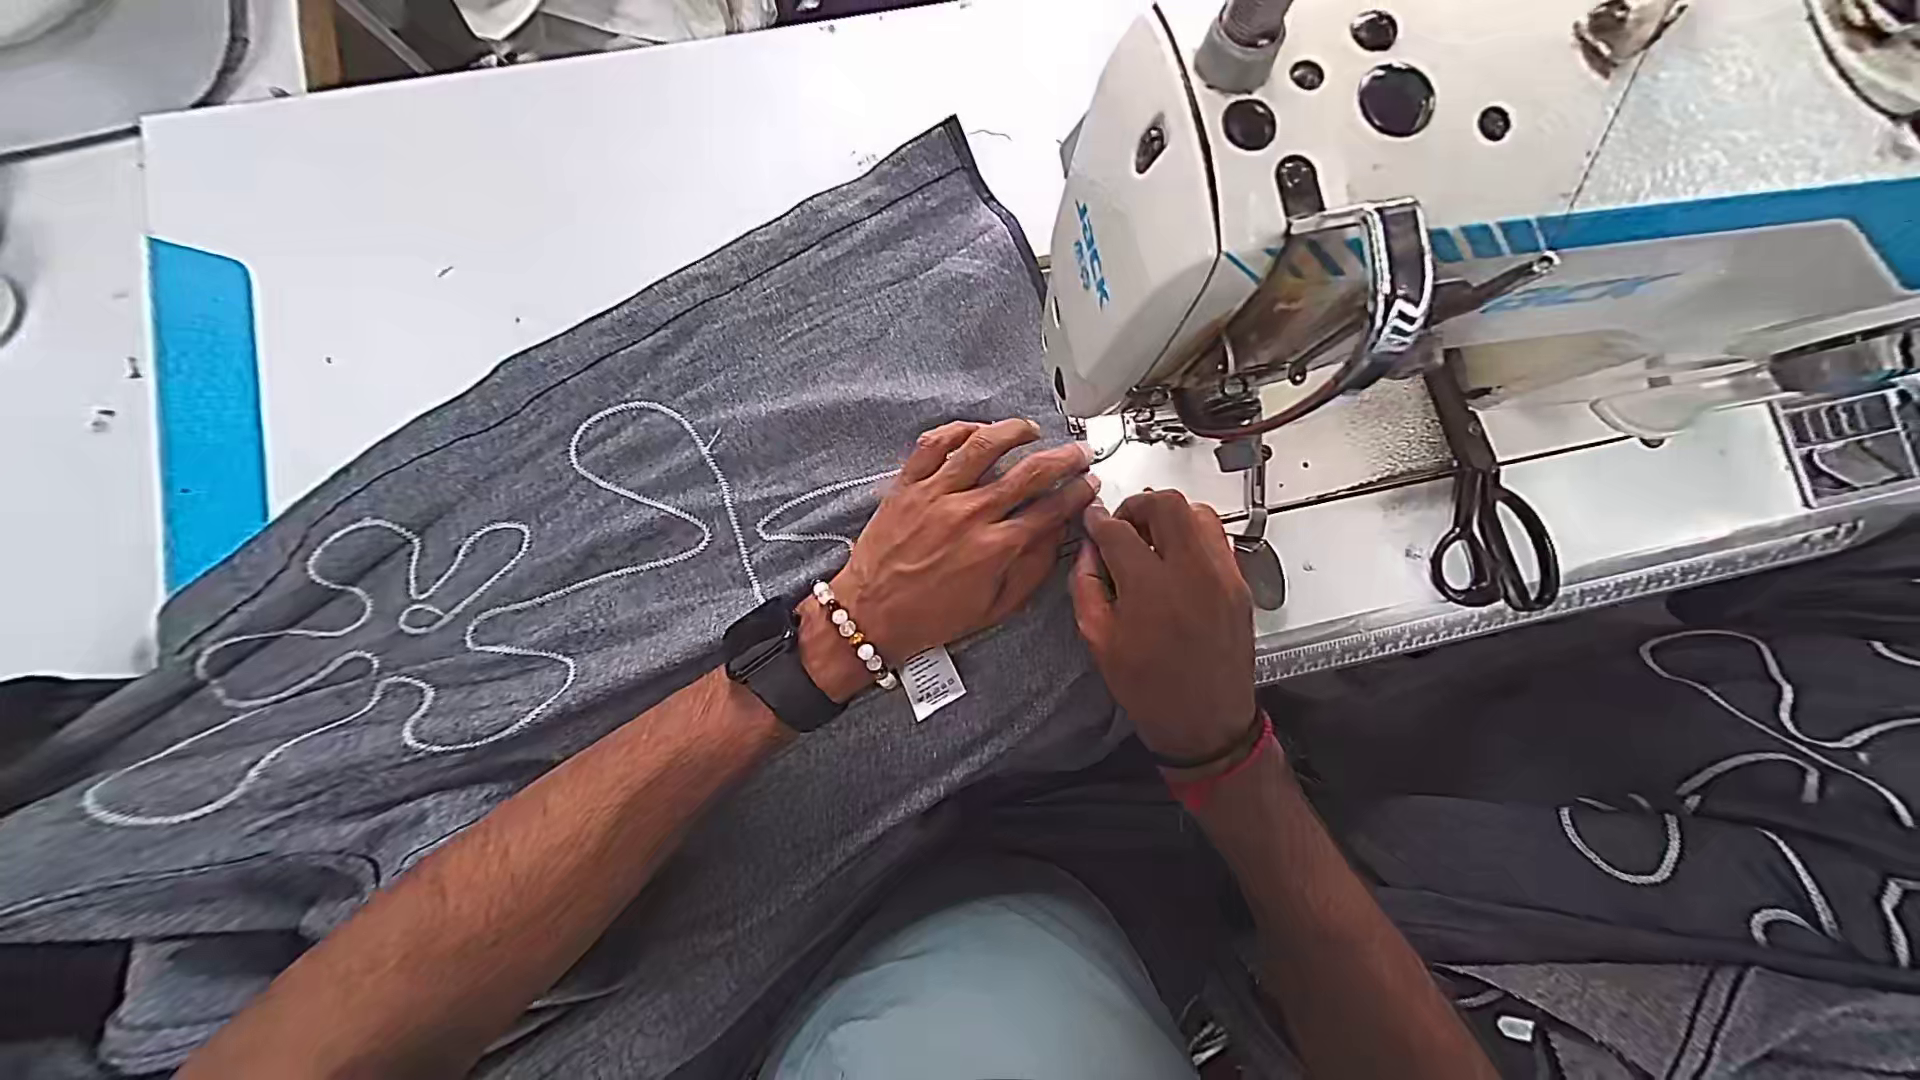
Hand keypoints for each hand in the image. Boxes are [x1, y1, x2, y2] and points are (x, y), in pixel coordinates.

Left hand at [800, 419, 1098, 700]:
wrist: (871, 615)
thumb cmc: (929, 616)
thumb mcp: (994, 607)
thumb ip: (1031, 570)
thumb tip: (1056, 535)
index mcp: (994, 548)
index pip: (1051, 509)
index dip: (1077, 493)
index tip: (1087, 485)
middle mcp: (969, 515)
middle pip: (1029, 472)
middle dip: (1063, 458)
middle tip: (1075, 453)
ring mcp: (936, 496)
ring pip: (984, 446)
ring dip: (1014, 432)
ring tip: (1030, 429)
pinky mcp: (908, 486)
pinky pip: (934, 444)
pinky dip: (958, 430)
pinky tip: (976, 430)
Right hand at [1069, 491, 1255, 760]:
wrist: (1205, 721)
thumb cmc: (1153, 690)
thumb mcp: (1099, 639)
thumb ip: (1087, 586)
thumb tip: (1088, 552)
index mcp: (1150, 589)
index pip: (1118, 530)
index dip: (1098, 521)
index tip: (1093, 522)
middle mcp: (1192, 574)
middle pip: (1165, 505)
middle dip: (1136, 505)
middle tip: (1122, 523)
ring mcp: (1222, 577)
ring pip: (1198, 513)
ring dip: (1168, 516)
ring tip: (1151, 536)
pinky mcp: (1239, 585)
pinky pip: (1218, 538)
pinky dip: (1193, 534)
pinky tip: (1177, 554)